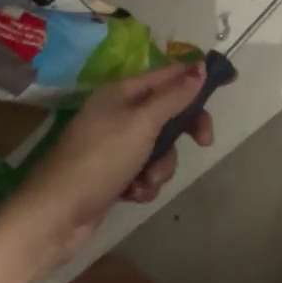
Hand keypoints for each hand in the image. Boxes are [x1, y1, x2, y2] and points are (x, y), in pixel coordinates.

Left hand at [11, 63, 215, 251]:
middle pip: (168, 112)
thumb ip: (174, 95)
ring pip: (159, 146)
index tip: (227, 81)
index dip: (196, 76)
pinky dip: (145, 182)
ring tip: (146, 180)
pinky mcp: (112, 174)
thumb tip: (200, 66)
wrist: (55, 216)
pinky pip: (144, 170)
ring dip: (161, 165)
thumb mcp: (143, 122)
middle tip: (204, 142)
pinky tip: (134, 193)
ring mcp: (115, 145)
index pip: (168, 74)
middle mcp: (119, 113)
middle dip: (182, 131)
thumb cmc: (100, 158)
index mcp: (122, 92)